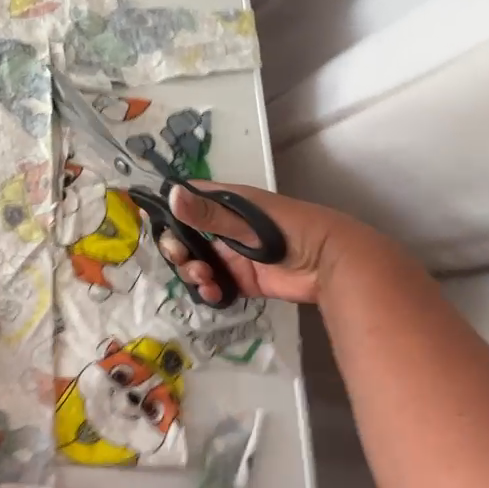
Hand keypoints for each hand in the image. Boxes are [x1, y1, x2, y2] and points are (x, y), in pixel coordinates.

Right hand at [160, 182, 394, 304]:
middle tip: (181, 258)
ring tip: (203, 278)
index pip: (184, 202)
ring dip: (191, 271)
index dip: (166, 211)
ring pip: (197, 262)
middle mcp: (224, 228)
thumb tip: (170, 195)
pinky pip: (215, 284)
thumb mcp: (246, 220)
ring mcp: (233, 255)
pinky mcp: (244, 280)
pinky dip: (208, 290)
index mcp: (223, 205)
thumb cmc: (290, 231)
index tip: (153, 224)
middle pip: (184, 236)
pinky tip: (212, 293)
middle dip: (176, 248)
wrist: (335, 265)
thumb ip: (207, 213)